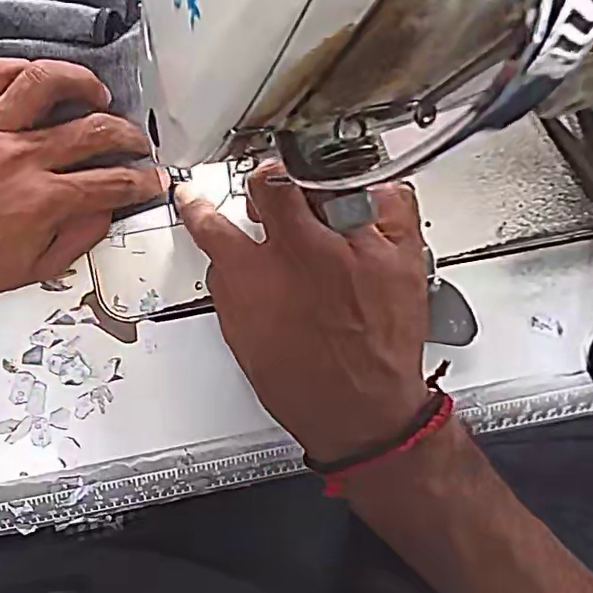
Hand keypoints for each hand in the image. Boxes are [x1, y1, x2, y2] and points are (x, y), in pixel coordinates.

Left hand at [0, 59, 163, 340]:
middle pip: (93, 129)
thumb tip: (110, 208)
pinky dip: (16, 68)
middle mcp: (20, 159)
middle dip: (128, 136)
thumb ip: (82, 234)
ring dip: (81, 81)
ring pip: (44, 82)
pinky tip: (34, 80)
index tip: (151, 180)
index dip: (141, 181)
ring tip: (96, 94)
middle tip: (135, 144)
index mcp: (42, 200)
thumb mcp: (40, 267)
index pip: (111, 181)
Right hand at [177, 161, 429, 461]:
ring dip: (316, 191)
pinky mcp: (397, 252)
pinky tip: (364, 214)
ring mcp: (353, 247)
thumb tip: (225, 261)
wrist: (360, 410)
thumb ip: (231, 288)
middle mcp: (302, 252)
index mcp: (253, 275)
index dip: (197, 205)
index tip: (195, 198)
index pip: (212, 222)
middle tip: (268, 190)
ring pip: (330, 183)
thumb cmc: (303, 383)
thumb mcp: (243, 337)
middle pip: (273, 182)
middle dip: (265, 183)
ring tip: (318, 210)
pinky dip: (376, 198)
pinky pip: (390, 197)